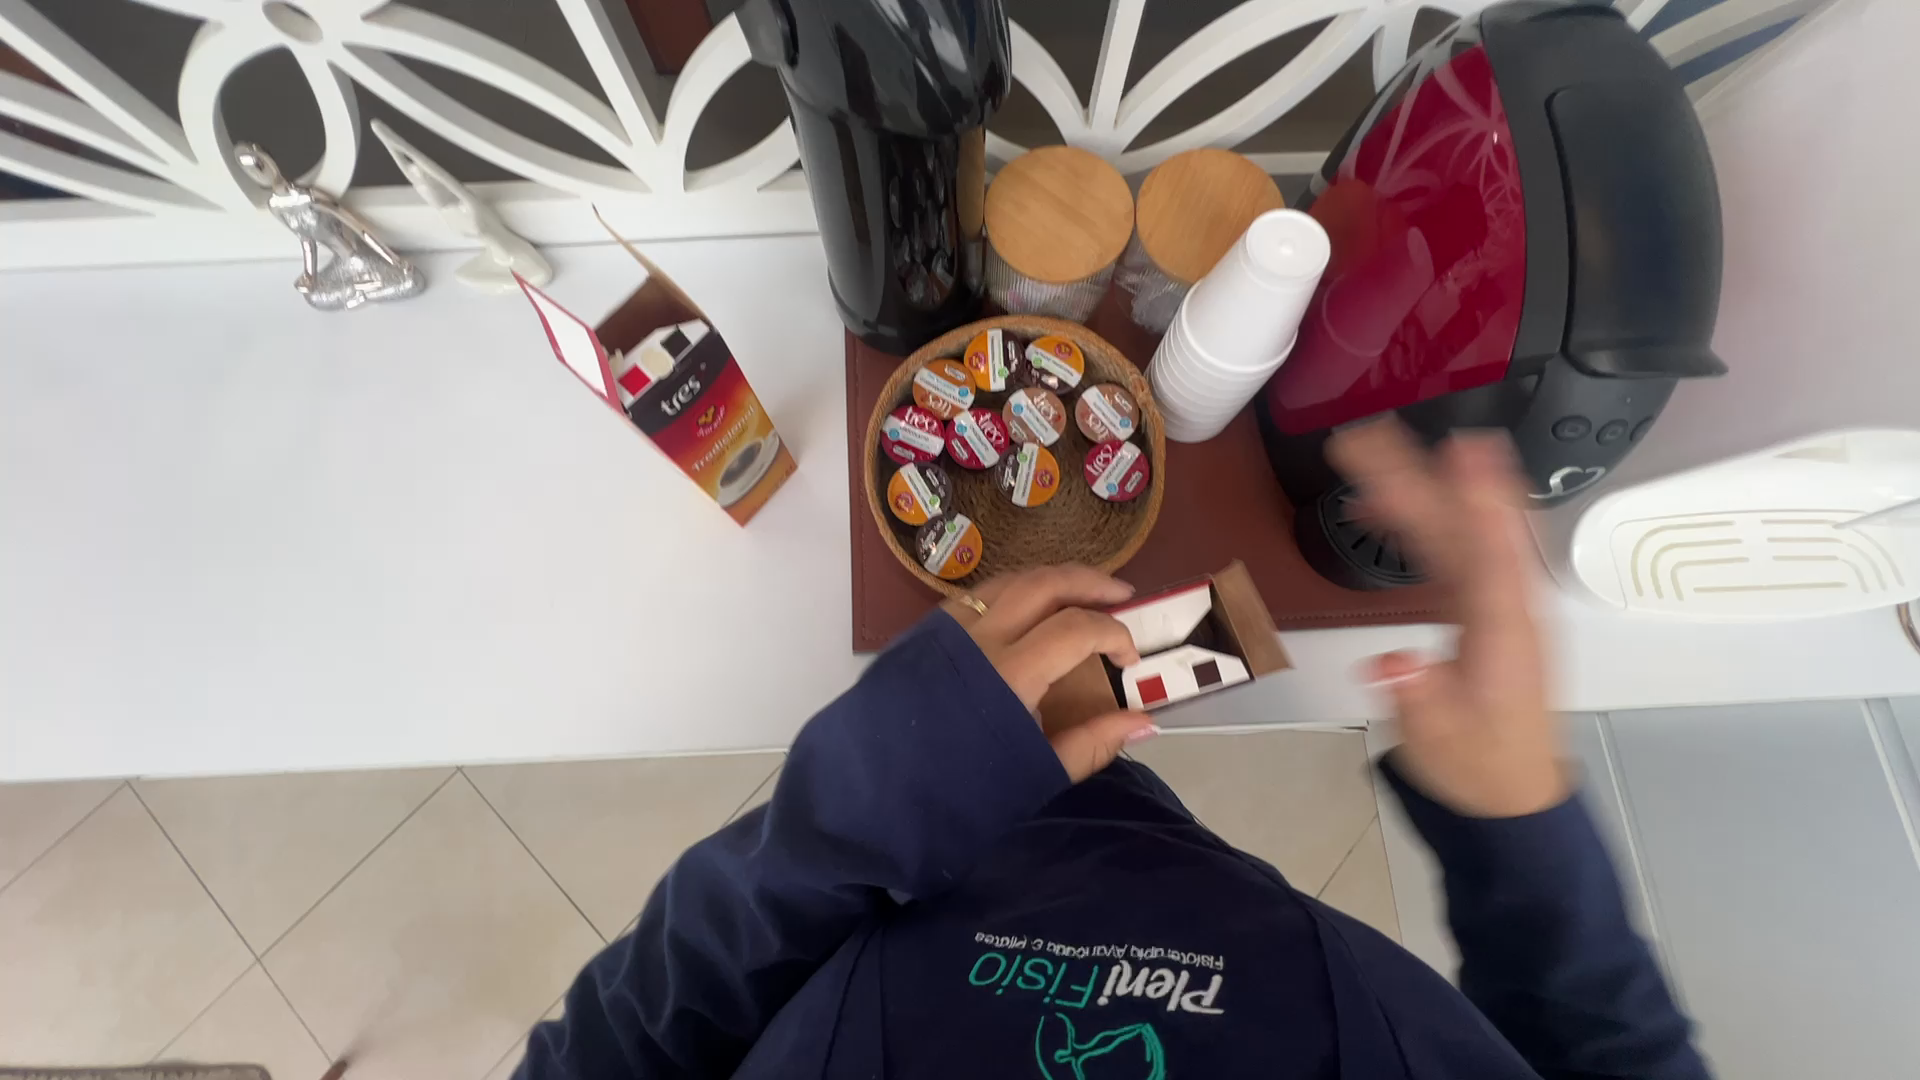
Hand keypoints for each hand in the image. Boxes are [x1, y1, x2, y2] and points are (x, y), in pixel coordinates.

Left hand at [942, 565, 1159, 782]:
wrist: (874, 797)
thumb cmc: (957, 793)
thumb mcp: (1033, 774)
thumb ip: (1092, 744)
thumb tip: (1145, 723)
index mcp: (1009, 674)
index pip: (1077, 629)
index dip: (1114, 635)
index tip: (1129, 658)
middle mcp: (978, 637)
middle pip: (1045, 584)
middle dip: (1090, 582)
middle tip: (1121, 593)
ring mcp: (948, 628)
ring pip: (1010, 580)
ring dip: (1051, 579)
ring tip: (1080, 592)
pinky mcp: (925, 632)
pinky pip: (979, 593)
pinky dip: (1014, 589)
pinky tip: (1026, 606)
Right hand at [1328, 421, 1568, 817]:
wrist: (1506, 790)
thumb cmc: (1476, 764)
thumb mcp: (1443, 739)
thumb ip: (1419, 697)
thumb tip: (1389, 661)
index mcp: (1505, 632)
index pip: (1492, 555)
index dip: (1478, 500)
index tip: (1460, 450)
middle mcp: (1504, 605)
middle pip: (1463, 527)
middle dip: (1418, 477)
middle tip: (1370, 437)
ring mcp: (1491, 603)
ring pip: (1454, 531)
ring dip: (1413, 488)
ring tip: (1368, 453)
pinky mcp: (1475, 607)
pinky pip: (1447, 550)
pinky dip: (1413, 522)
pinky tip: (1379, 509)